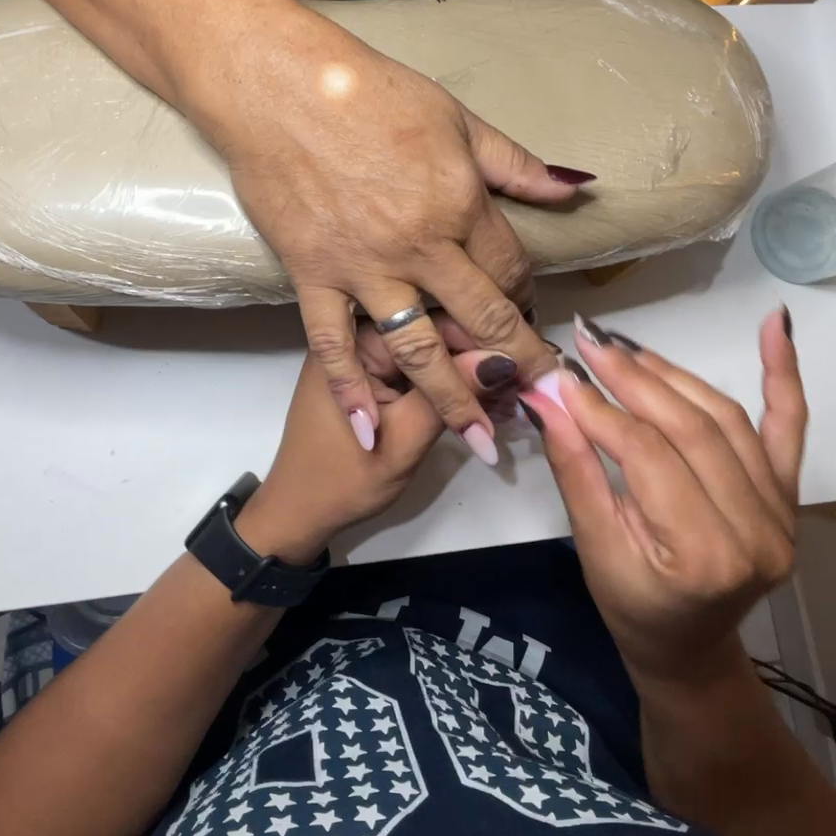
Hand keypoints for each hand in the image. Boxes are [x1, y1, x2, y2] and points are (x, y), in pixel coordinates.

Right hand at [194, 19, 585, 466]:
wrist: (279, 89)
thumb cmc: (370, 94)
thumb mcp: (456, 118)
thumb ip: (517, 163)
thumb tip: (577, 189)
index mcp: (461, 204)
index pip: (511, 269)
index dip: (528, 298)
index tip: (532, 318)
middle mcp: (420, 247)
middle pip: (481, 319)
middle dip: (516, 363)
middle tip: (541, 401)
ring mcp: (365, 269)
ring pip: (418, 347)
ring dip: (453, 398)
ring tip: (482, 441)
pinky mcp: (314, 278)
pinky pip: (334, 344)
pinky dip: (350, 389)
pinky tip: (368, 431)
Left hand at [237, 315, 526, 564]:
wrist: (300, 512)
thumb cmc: (344, 479)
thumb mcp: (404, 440)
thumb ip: (449, 397)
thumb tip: (504, 358)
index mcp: (359, 341)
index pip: (436, 324)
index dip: (489, 343)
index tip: (535, 365)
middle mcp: (363, 334)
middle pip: (439, 335)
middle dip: (487, 363)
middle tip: (533, 387)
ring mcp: (370, 355)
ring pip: (437, 355)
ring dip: (476, 379)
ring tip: (519, 403)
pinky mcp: (378, 377)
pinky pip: (424, 372)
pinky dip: (455, 389)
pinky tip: (492, 407)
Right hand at [521, 310, 806, 687]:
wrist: (689, 646)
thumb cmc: (632, 607)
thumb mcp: (592, 544)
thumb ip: (574, 467)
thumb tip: (545, 395)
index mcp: (704, 554)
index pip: (646, 455)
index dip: (600, 409)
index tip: (561, 375)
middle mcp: (757, 529)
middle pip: (689, 428)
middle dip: (633, 378)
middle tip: (589, 343)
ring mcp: (783, 510)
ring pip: (725, 417)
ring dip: (674, 373)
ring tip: (625, 347)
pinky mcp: (790, 494)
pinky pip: (789, 426)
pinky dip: (783, 373)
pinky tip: (777, 324)